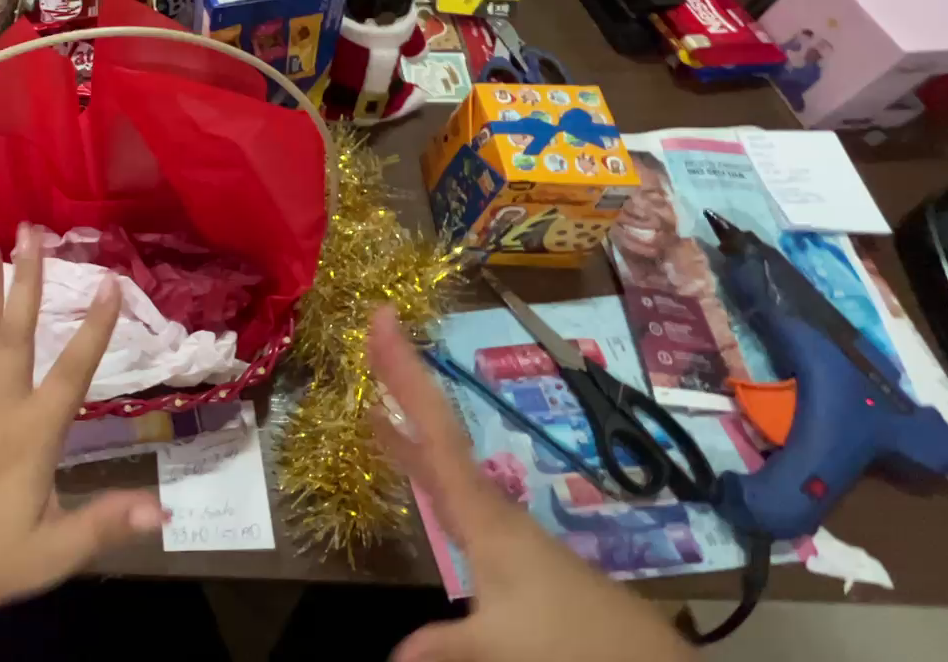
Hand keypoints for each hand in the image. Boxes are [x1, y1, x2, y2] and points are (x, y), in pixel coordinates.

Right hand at [367, 307, 697, 661]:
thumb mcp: (505, 650)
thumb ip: (447, 645)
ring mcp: (492, 519)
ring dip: (407, 411)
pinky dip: (415, 454)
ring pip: (439, 450)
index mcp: (480, 512)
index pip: (433, 429)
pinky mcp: (497, 539)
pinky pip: (444, 479)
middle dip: (403, 377)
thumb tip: (393, 657)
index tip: (384, 319)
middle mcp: (483, 502)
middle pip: (434, 425)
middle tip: (376, 327)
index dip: (404, 374)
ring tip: (373, 382)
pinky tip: (403, 455)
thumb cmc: (574, 646)